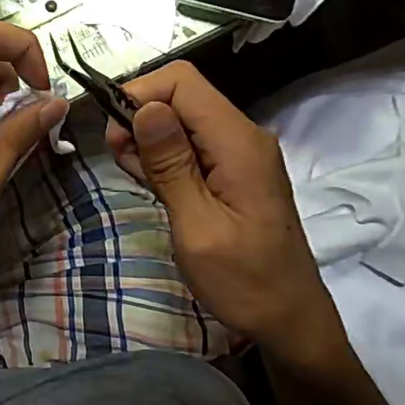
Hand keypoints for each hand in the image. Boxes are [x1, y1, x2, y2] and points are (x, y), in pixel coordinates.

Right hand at [106, 61, 343, 368]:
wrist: (289, 321)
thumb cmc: (244, 282)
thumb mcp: (198, 228)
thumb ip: (171, 165)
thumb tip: (145, 108)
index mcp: (238, 143)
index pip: (182, 82)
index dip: (140, 94)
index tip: (114, 135)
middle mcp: (242, 136)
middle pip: (181, 95)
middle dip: (140, 116)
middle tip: (121, 161)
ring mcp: (239, 153)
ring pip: (181, 118)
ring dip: (149, 139)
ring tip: (137, 177)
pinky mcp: (232, 171)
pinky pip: (191, 144)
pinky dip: (164, 156)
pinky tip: (153, 183)